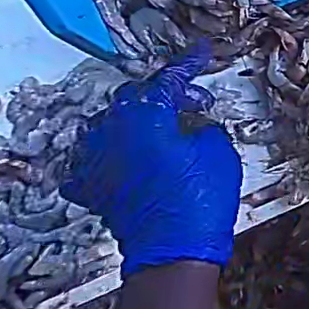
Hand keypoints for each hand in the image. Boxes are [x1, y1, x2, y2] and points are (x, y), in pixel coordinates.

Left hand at [63, 44, 242, 273]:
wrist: (174, 254)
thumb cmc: (198, 202)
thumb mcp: (218, 150)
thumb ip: (202, 126)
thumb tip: (193, 125)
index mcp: (145, 116)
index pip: (168, 80)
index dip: (188, 65)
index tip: (199, 54)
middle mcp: (114, 132)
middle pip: (135, 99)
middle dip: (165, 97)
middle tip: (193, 105)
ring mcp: (99, 160)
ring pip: (111, 124)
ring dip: (136, 122)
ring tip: (161, 131)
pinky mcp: (95, 188)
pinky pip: (91, 160)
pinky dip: (106, 154)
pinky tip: (121, 156)